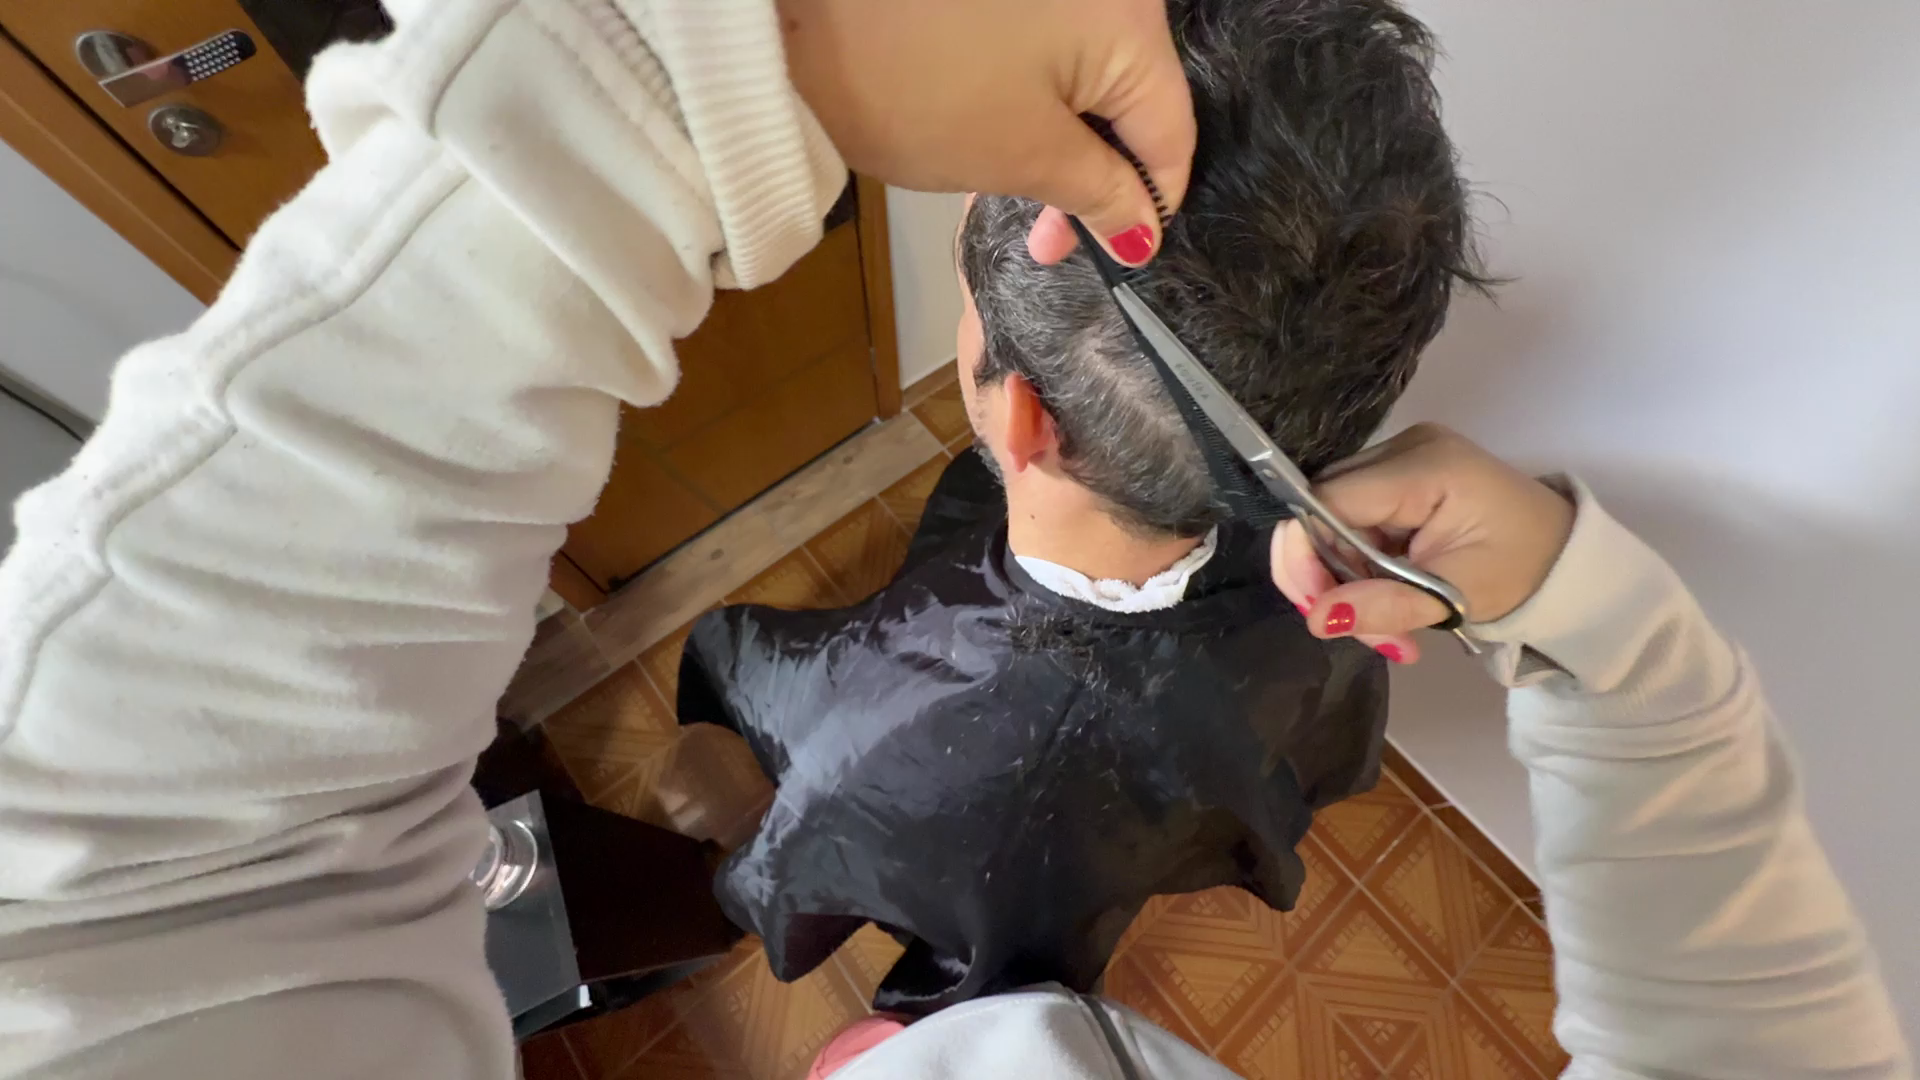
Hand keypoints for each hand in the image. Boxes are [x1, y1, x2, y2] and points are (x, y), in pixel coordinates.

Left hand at [776, 0, 1193, 265]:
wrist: (799, 12)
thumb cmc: (924, 93)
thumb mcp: (1023, 155)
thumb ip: (1097, 192)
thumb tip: (1144, 229)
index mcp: (1128, 21)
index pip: (1172, 133)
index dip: (1149, 206)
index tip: (1112, 257)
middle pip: (1132, 104)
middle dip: (1098, 183)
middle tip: (1046, 244)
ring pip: (1089, 85)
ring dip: (1065, 151)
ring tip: (1022, 200)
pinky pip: (1051, 58)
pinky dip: (1040, 109)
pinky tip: (1009, 142)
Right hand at [1271, 425, 1576, 664]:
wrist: (1567, 560)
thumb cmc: (1525, 573)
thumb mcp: (1458, 597)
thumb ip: (1386, 605)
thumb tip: (1318, 619)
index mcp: (1425, 467)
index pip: (1326, 501)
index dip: (1304, 554)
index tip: (1318, 610)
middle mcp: (1400, 449)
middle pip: (1317, 511)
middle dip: (1322, 576)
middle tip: (1351, 626)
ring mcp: (1392, 459)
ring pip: (1323, 522)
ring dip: (1335, 579)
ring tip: (1378, 623)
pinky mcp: (1389, 477)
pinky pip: (1341, 522)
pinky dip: (1349, 567)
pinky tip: (1376, 594)